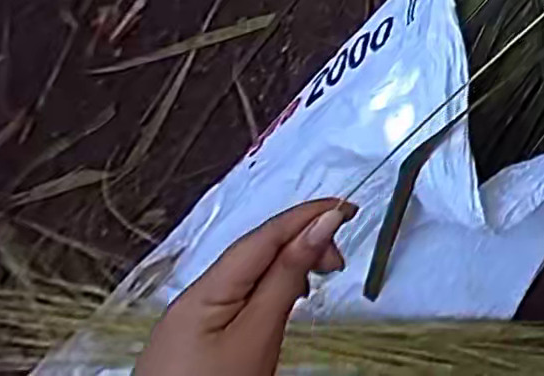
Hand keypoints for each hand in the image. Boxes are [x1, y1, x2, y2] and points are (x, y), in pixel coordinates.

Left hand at [135, 198, 354, 375]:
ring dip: (295, 260)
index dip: (310, 214)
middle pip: (259, 248)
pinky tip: (293, 292)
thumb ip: (290, 272)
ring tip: (323, 273)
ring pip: (254, 268)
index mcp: (204, 292)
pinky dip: (277, 281)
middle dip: (306, 240)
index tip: (349, 208)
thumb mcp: (260, 331)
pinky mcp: (200, 334)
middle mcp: (194, 298)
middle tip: (339, 257)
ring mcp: (194, 317)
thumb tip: (324, 221)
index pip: (266, 234)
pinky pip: (246, 289)